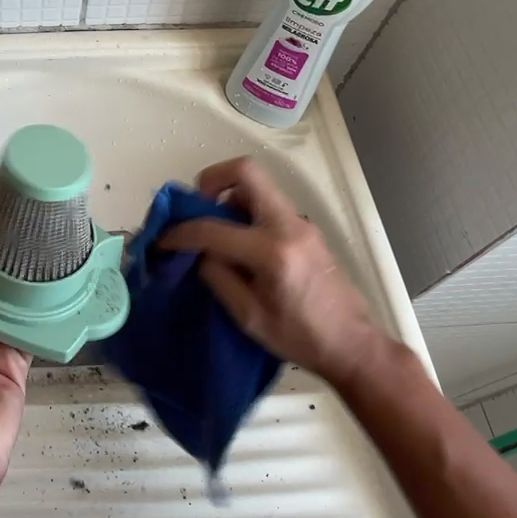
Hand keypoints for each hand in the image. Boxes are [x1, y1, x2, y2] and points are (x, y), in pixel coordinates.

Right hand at [160, 156, 385, 384]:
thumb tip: (198, 252)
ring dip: (229, 196)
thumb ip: (217, 277)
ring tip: (215, 229)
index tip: (163, 239)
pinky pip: (268, 203)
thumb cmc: (300, 339)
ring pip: (258, 185)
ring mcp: (301, 223)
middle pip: (246, 171)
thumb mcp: (248, 317)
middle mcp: (288, 226)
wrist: (353, 345)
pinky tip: (239, 242)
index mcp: (272, 252)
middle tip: (196, 207)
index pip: (213, 228)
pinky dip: (245, 210)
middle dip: (211, 180)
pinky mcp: (306, 228)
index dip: (180, 232)